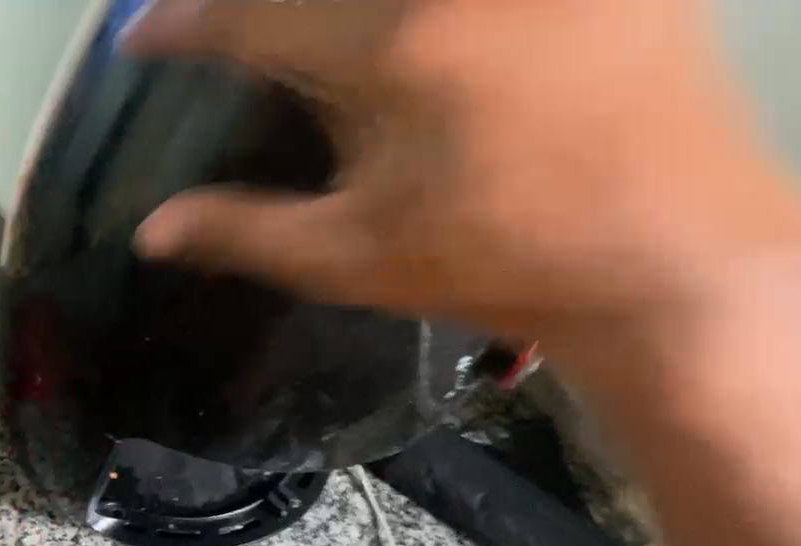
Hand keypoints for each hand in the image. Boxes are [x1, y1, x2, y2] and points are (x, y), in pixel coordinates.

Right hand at [122, 0, 800, 354]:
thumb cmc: (486, 264)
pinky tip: (406, 36)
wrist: (661, 256)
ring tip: (301, 32)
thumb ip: (241, 232)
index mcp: (393, 51)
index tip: (139, 33)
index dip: (186, 23)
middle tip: (216, 20)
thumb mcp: (346, 258)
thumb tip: (149, 230)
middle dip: (250, 1)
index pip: (258, 18)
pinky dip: (408, 8)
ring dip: (329, 6)